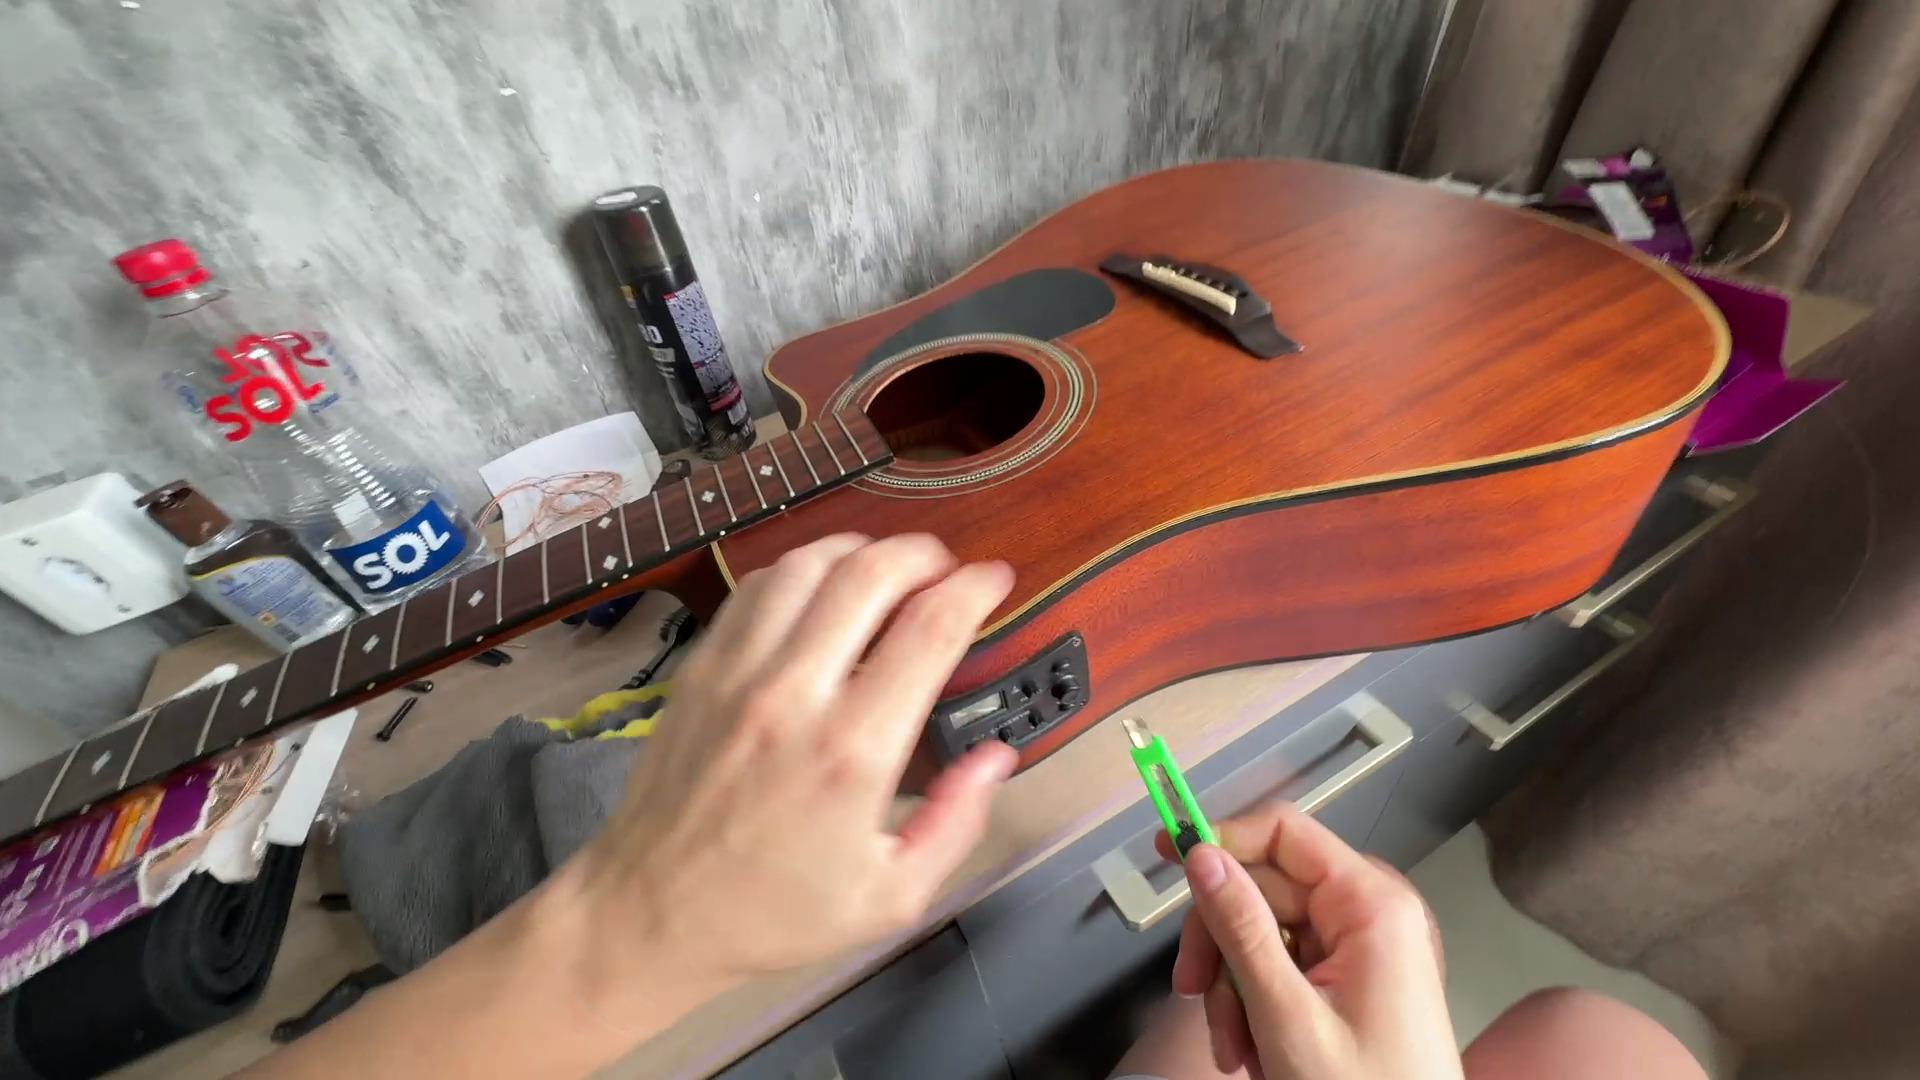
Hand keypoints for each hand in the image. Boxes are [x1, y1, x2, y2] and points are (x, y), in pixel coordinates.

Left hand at [566, 533, 1018, 1008]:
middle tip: (946, 567)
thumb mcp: (890, 895)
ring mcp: (739, 672)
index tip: (994, 578)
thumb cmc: (773, 911)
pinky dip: (802, 568)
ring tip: (888, 566)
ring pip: (808, 565)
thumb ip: (956, 822)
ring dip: (861, 550)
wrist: (649, 912)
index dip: (974, 589)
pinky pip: (757, 586)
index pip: (929, 631)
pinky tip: (821, 585)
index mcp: (852, 750)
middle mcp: (794, 694)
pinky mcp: (703, 666)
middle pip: (869, 575)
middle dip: (923, 553)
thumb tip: (996, 756)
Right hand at [1165, 802, 1461, 1079]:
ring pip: (1259, 928)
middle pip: (1261, 886)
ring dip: (1230, 982)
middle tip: (1190, 990)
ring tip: (1231, 1045)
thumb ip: (1241, 928)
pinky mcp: (1345, 976)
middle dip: (1220, 943)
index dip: (1223, 837)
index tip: (1167, 856)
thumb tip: (1198, 852)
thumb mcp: (1288, 1017)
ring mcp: (1356, 945)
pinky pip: (1277, 961)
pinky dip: (1251, 999)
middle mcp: (1365, 910)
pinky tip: (1248, 1047)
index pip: (1282, 831)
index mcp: (1369, 903)